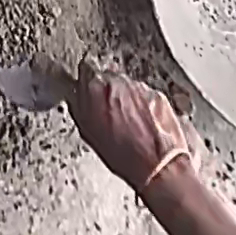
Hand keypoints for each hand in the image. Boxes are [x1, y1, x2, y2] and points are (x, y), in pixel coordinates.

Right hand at [68, 62, 194, 192]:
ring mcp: (139, 87)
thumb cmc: (124, 155)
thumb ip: (79, 104)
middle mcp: (118, 82)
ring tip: (129, 123)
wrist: (160, 167)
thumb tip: (74, 92)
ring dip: (125, 99)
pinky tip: (143, 125)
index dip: (86, 80)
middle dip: (107, 91)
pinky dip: (143, 106)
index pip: (86, 67)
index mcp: (95, 87)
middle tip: (110, 113)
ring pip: (126, 87)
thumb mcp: (88, 131)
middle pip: (108, 77)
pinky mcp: (157, 95)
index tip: (88, 90)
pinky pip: (144, 95)